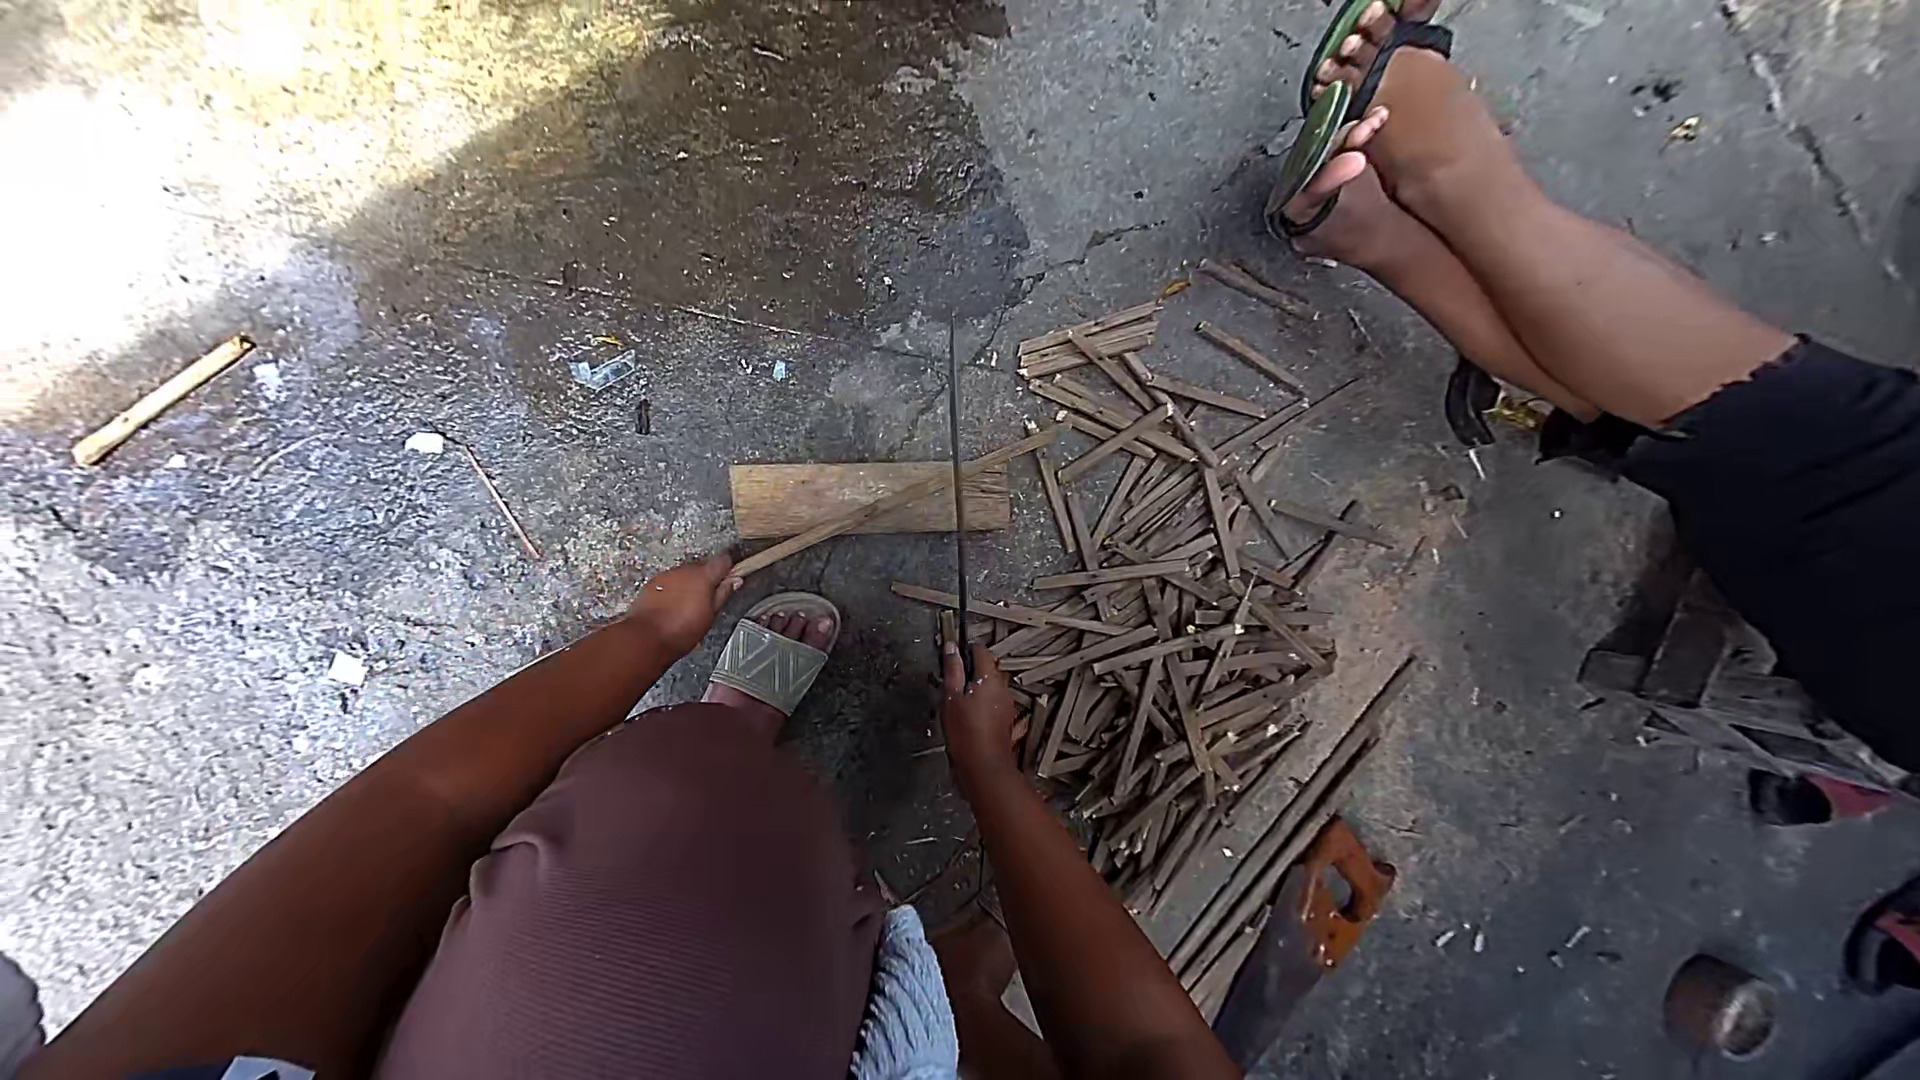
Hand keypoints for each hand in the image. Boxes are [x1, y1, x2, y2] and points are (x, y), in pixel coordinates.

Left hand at [627, 554, 739, 656]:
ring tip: (689, 606)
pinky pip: (669, 582)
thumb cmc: (680, 630)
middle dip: (707, 580)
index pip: (722, 561)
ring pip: (684, 574)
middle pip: (702, 567)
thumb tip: (734, 582)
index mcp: (703, 576)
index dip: (728, 569)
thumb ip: (723, 593)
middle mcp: (684, 571)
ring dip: (689, 585)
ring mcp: (666, 576)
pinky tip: (673, 607)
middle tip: (709, 599)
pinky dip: (673, 590)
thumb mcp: (711, 614)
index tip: (730, 579)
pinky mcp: (652, 584)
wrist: (646, 637)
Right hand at [942, 641, 1021, 788]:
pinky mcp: (1006, 719)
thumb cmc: (965, 733)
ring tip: (959, 701)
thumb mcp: (951, 698)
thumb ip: (952, 670)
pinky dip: (983, 702)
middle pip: (988, 668)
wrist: (983, 767)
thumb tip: (951, 648)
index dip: (967, 650)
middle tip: (952, 682)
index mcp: (990, 679)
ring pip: (992, 685)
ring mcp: (1007, 704)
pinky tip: (969, 716)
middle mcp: (1003, 688)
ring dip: (978, 687)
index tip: (954, 656)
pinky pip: (994, 702)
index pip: (981, 651)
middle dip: (971, 670)